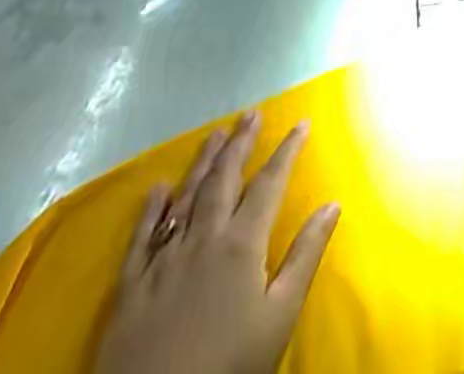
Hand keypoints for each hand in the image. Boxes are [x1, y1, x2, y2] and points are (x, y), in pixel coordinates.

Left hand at [92, 111, 341, 373]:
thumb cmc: (230, 360)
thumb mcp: (280, 313)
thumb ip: (305, 254)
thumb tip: (333, 204)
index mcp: (241, 244)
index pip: (269, 184)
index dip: (286, 151)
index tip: (301, 123)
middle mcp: (201, 241)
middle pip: (223, 181)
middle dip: (240, 145)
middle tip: (251, 114)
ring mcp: (161, 262)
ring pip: (184, 199)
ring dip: (202, 164)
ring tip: (215, 134)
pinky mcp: (130, 288)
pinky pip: (141, 238)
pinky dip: (151, 210)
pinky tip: (158, 189)